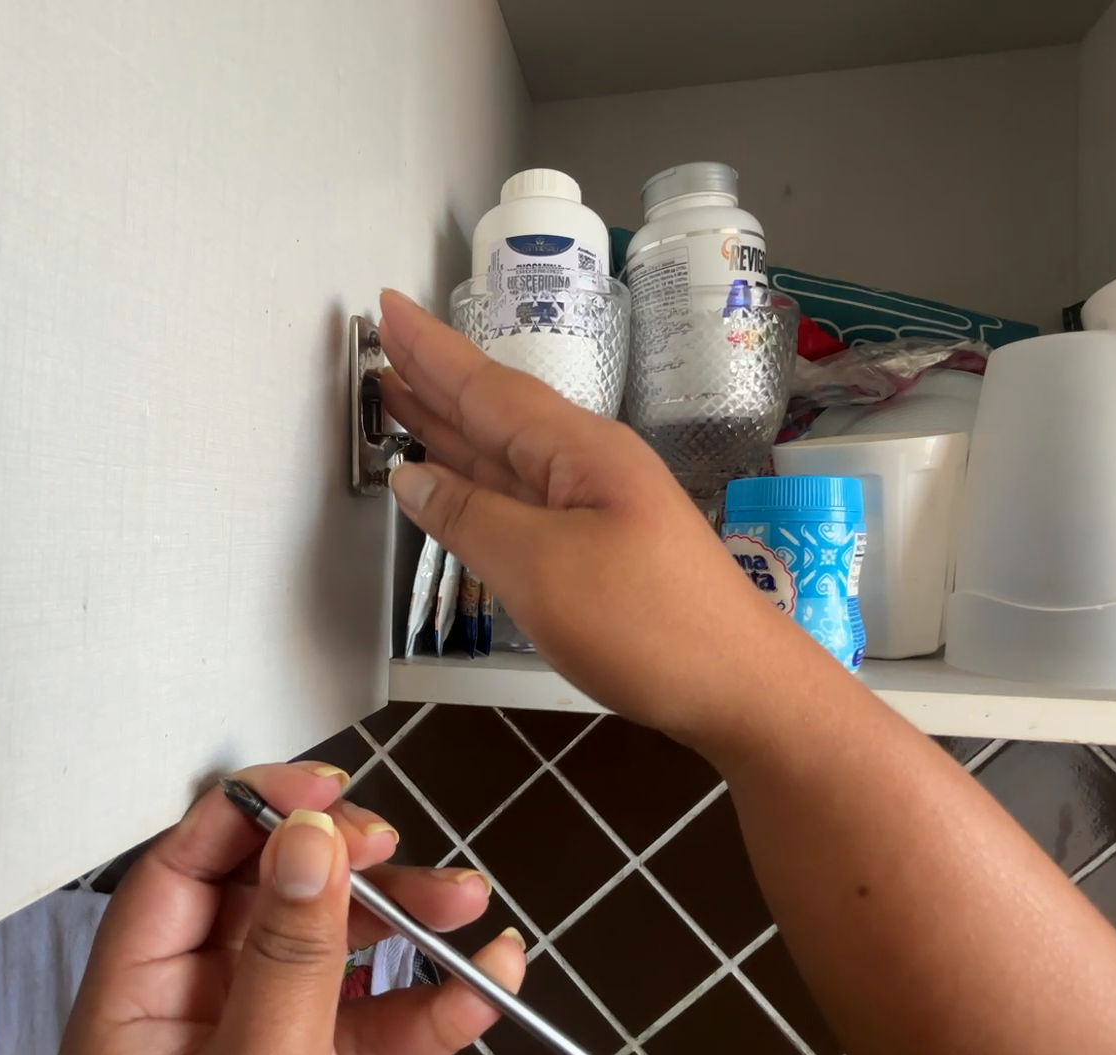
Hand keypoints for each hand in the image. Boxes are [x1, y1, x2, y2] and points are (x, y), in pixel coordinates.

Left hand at [56, 762, 524, 1054]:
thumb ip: (285, 956)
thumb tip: (308, 838)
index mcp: (141, 1007)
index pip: (186, 869)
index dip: (251, 810)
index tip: (321, 786)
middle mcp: (202, 1011)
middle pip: (274, 894)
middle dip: (348, 863)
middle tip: (392, 846)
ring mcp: (269, 1041)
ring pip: (338, 946)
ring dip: (410, 921)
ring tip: (466, 902)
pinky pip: (380, 1015)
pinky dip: (435, 997)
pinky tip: (483, 979)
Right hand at [377, 290, 836, 748]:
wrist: (735, 685)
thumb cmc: (646, 623)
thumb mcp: (542, 568)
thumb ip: (470, 518)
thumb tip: (411, 479)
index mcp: (578, 450)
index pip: (487, 387)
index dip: (430, 350)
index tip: (387, 309)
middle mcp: (584, 465)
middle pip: (495, 413)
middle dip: (433, 381)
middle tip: (380, 350)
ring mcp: (590, 506)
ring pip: (504, 455)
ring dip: (449, 429)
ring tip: (398, 400)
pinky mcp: (592, 545)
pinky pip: (518, 499)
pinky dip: (475, 484)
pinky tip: (448, 478)